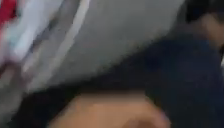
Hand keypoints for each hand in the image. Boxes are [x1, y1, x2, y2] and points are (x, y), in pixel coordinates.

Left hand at [49, 94, 170, 127]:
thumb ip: (136, 124)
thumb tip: (154, 124)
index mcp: (105, 105)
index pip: (140, 102)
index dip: (158, 117)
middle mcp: (91, 99)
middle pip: (125, 104)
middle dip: (141, 120)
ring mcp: (76, 108)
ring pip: (110, 110)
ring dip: (125, 122)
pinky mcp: (65, 120)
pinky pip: (96, 116)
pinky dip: (110, 124)